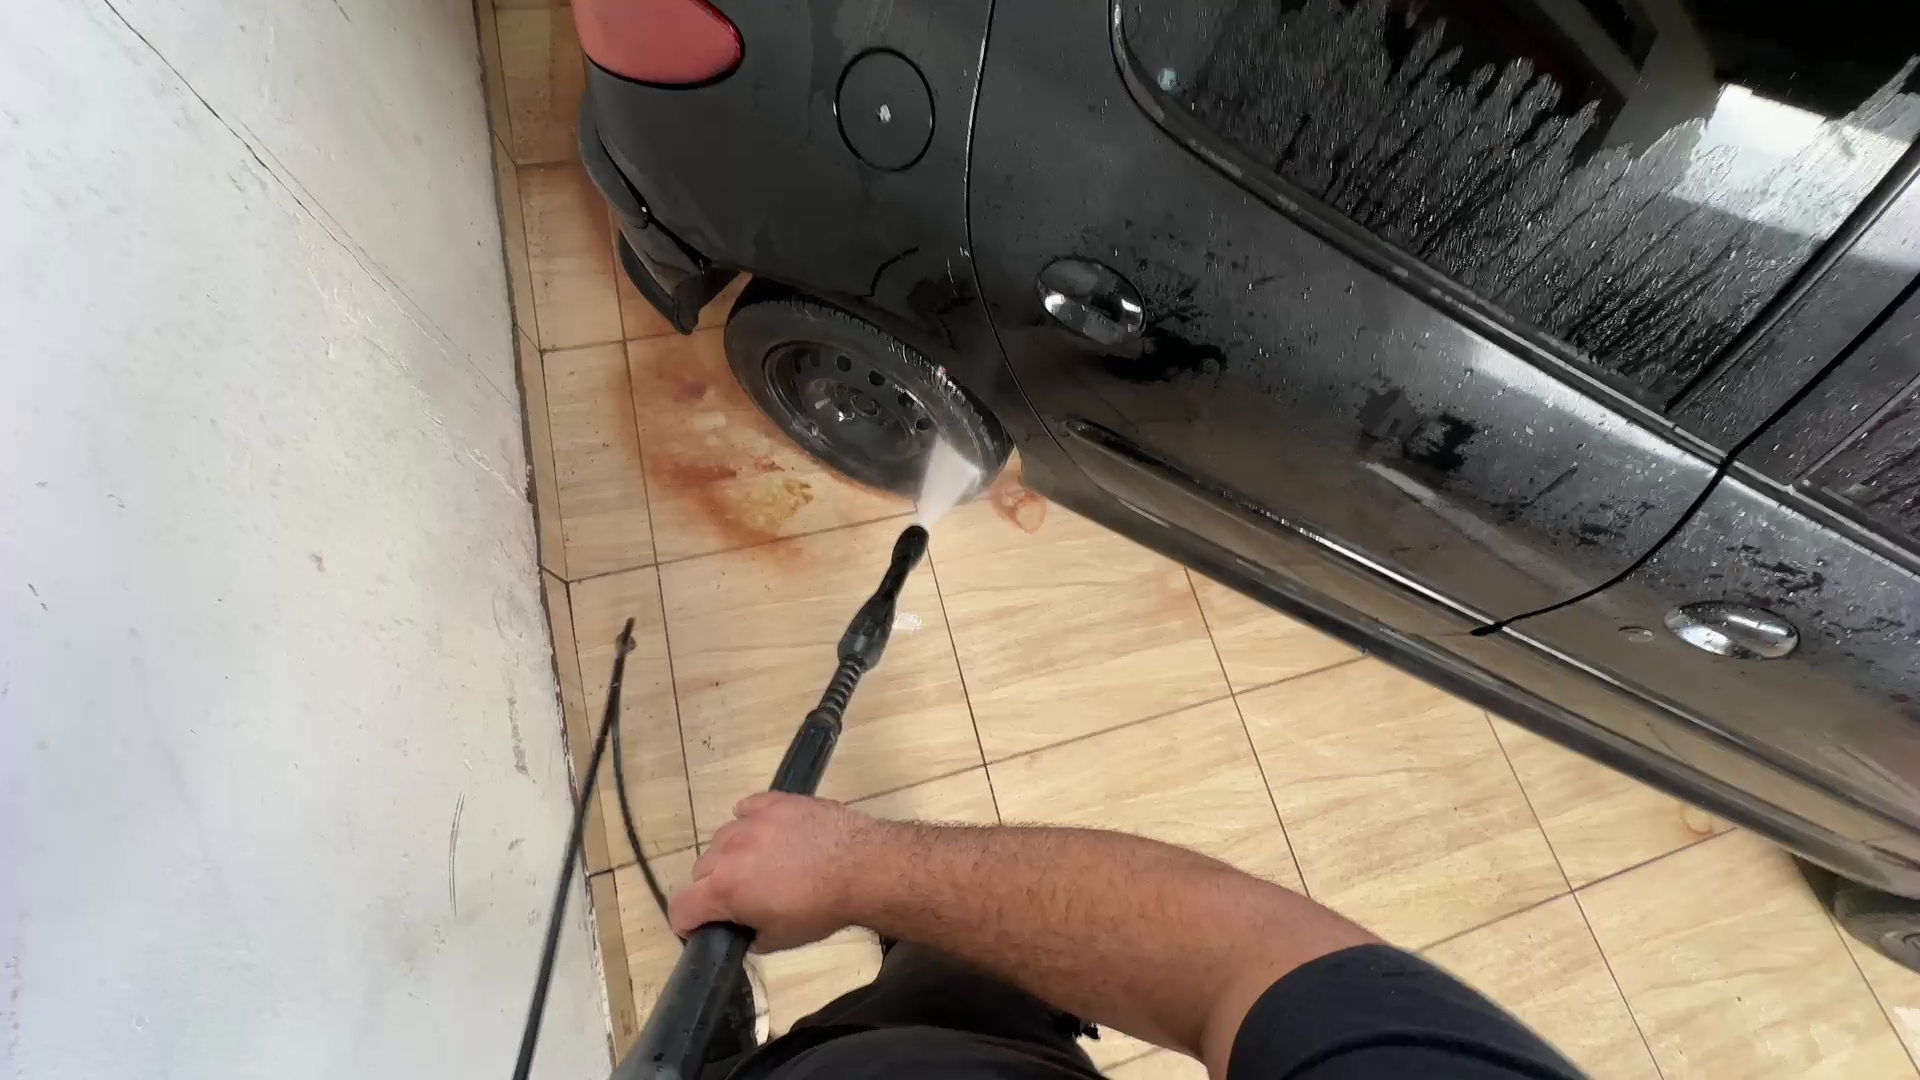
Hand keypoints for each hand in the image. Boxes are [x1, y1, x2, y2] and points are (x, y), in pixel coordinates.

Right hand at [669, 792, 887, 951]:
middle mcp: (729, 850)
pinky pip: (747, 807)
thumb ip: (747, 932)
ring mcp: (752, 820)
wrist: (860, 865)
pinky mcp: (775, 800)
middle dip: (712, 888)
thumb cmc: (820, 908)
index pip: (680, 908)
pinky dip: (750, 820)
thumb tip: (742, 924)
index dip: (688, 925)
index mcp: (724, 888)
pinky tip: (766, 831)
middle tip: (741, 898)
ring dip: (732, 854)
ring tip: (761, 864)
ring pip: (723, 839)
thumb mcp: (777, 938)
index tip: (704, 929)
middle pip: (701, 871)